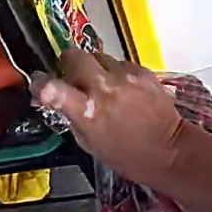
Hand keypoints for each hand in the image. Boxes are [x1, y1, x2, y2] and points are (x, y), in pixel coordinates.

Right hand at [33, 50, 198, 189]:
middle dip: (70, 63)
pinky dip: (118, 73)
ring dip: (97, 68)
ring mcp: (126, 77)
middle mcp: (105, 88)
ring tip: (105, 85)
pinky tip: (125, 89)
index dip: (42, 83)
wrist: (170, 151)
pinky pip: (121, 63)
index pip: (52, 88)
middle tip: (74, 76)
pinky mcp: (143, 71)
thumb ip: (71, 116)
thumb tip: (54, 99)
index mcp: (88, 111)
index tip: (41, 84)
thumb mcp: (89, 142)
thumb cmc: (126, 155)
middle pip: (75, 56)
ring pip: (100, 57)